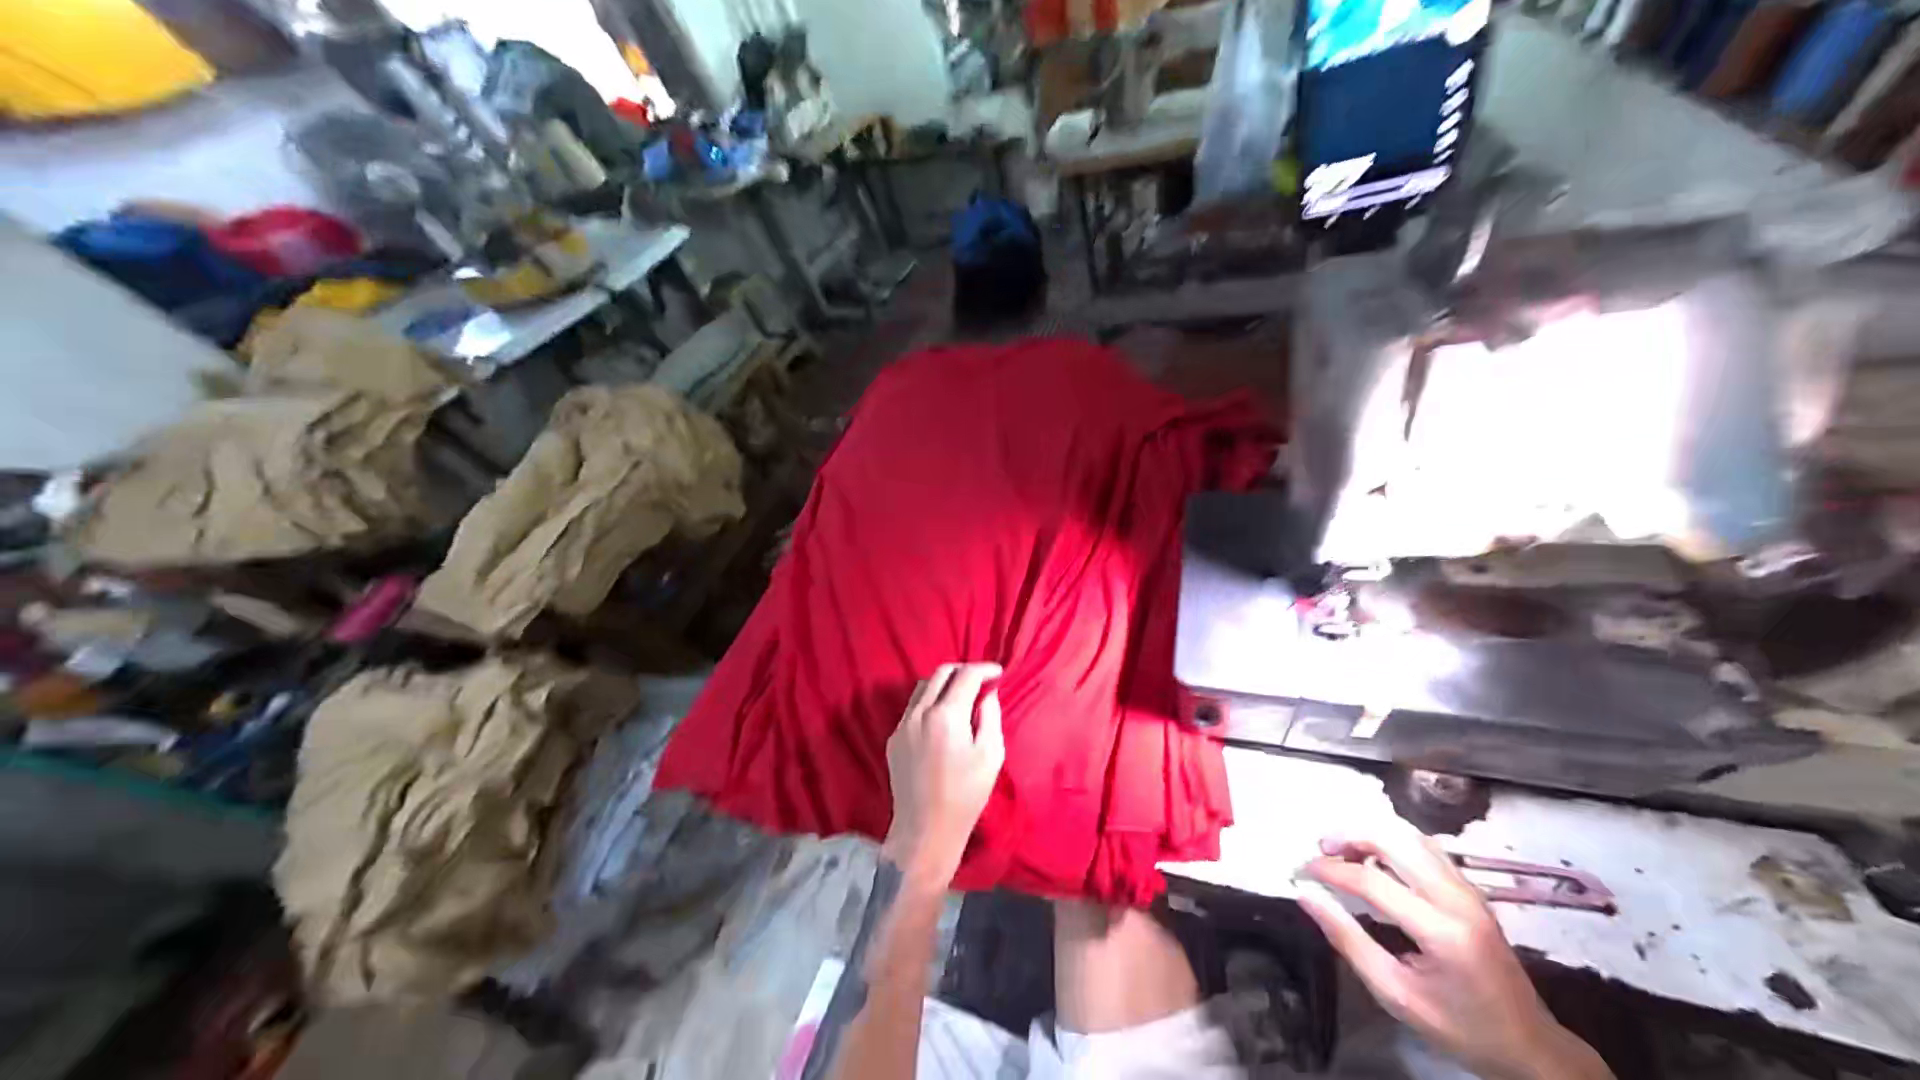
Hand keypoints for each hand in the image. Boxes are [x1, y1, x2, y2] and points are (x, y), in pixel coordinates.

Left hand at [881, 663, 1004, 891]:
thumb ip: (990, 717)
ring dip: (944, 684)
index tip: (997, 674)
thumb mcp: (991, 755)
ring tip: (962, 697)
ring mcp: (902, 726)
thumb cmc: (965, 796)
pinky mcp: (893, 740)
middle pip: (940, 673)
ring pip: (922, 688)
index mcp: (946, 716)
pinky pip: (912, 709)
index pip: (965, 675)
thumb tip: (986, 695)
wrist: (925, 830)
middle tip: (981, 681)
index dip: (984, 669)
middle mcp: (919, 713)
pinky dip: (930, 704)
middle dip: (963, 671)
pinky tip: (943, 721)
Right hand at [1294, 826, 1613, 1079]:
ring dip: (1372, 835)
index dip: (1330, 871)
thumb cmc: (1460, 1027)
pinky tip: (1376, 858)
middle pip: (1394, 842)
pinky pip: (1427, 849)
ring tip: (1344, 850)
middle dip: (1350, 837)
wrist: (1530, 1046)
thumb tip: (1307, 897)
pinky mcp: (1472, 890)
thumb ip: (1348, 940)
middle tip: (1322, 850)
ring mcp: (1470, 891)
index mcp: (1441, 931)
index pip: (1372, 881)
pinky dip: (1394, 842)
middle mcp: (1458, 900)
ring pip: (1412, 837)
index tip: (1303, 872)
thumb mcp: (1395, 994)